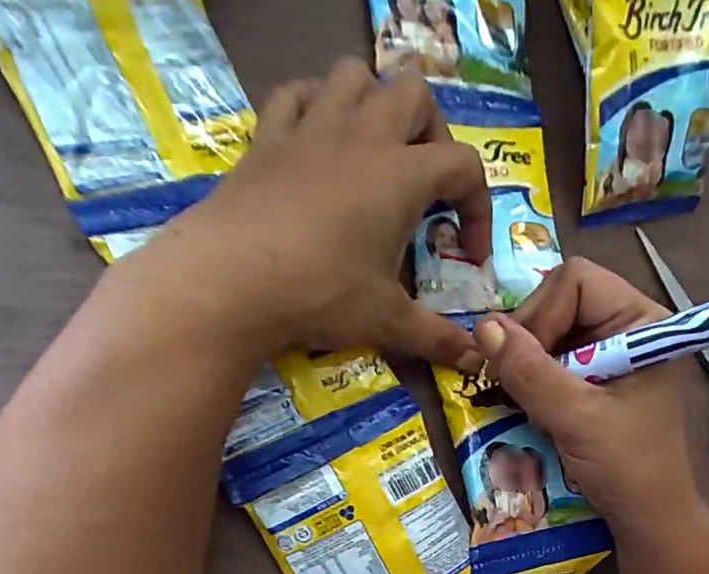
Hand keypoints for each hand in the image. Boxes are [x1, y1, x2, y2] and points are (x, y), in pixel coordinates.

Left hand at [158, 58, 491, 366]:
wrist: (229, 281)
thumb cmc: (320, 294)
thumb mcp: (385, 320)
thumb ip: (435, 338)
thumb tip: (475, 362)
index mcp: (402, 175)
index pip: (464, 167)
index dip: (479, 208)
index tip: (469, 254)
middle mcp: (362, 137)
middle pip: (415, 96)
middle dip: (433, 135)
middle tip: (424, 186)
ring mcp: (310, 129)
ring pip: (354, 76)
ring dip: (374, 103)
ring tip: (373, 151)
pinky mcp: (267, 138)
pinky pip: (295, 95)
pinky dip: (313, 106)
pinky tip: (315, 140)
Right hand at [475, 258, 704, 525]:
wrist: (647, 518)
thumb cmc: (627, 468)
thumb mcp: (576, 419)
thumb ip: (531, 372)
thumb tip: (482, 328)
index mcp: (641, 320)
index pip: (575, 281)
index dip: (540, 314)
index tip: (524, 363)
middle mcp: (626, 326)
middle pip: (558, 299)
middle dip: (530, 337)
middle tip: (515, 382)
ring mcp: (610, 351)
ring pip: (549, 329)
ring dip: (527, 360)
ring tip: (520, 395)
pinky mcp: (595, 376)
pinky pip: (551, 356)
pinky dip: (532, 376)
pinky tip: (529, 402)